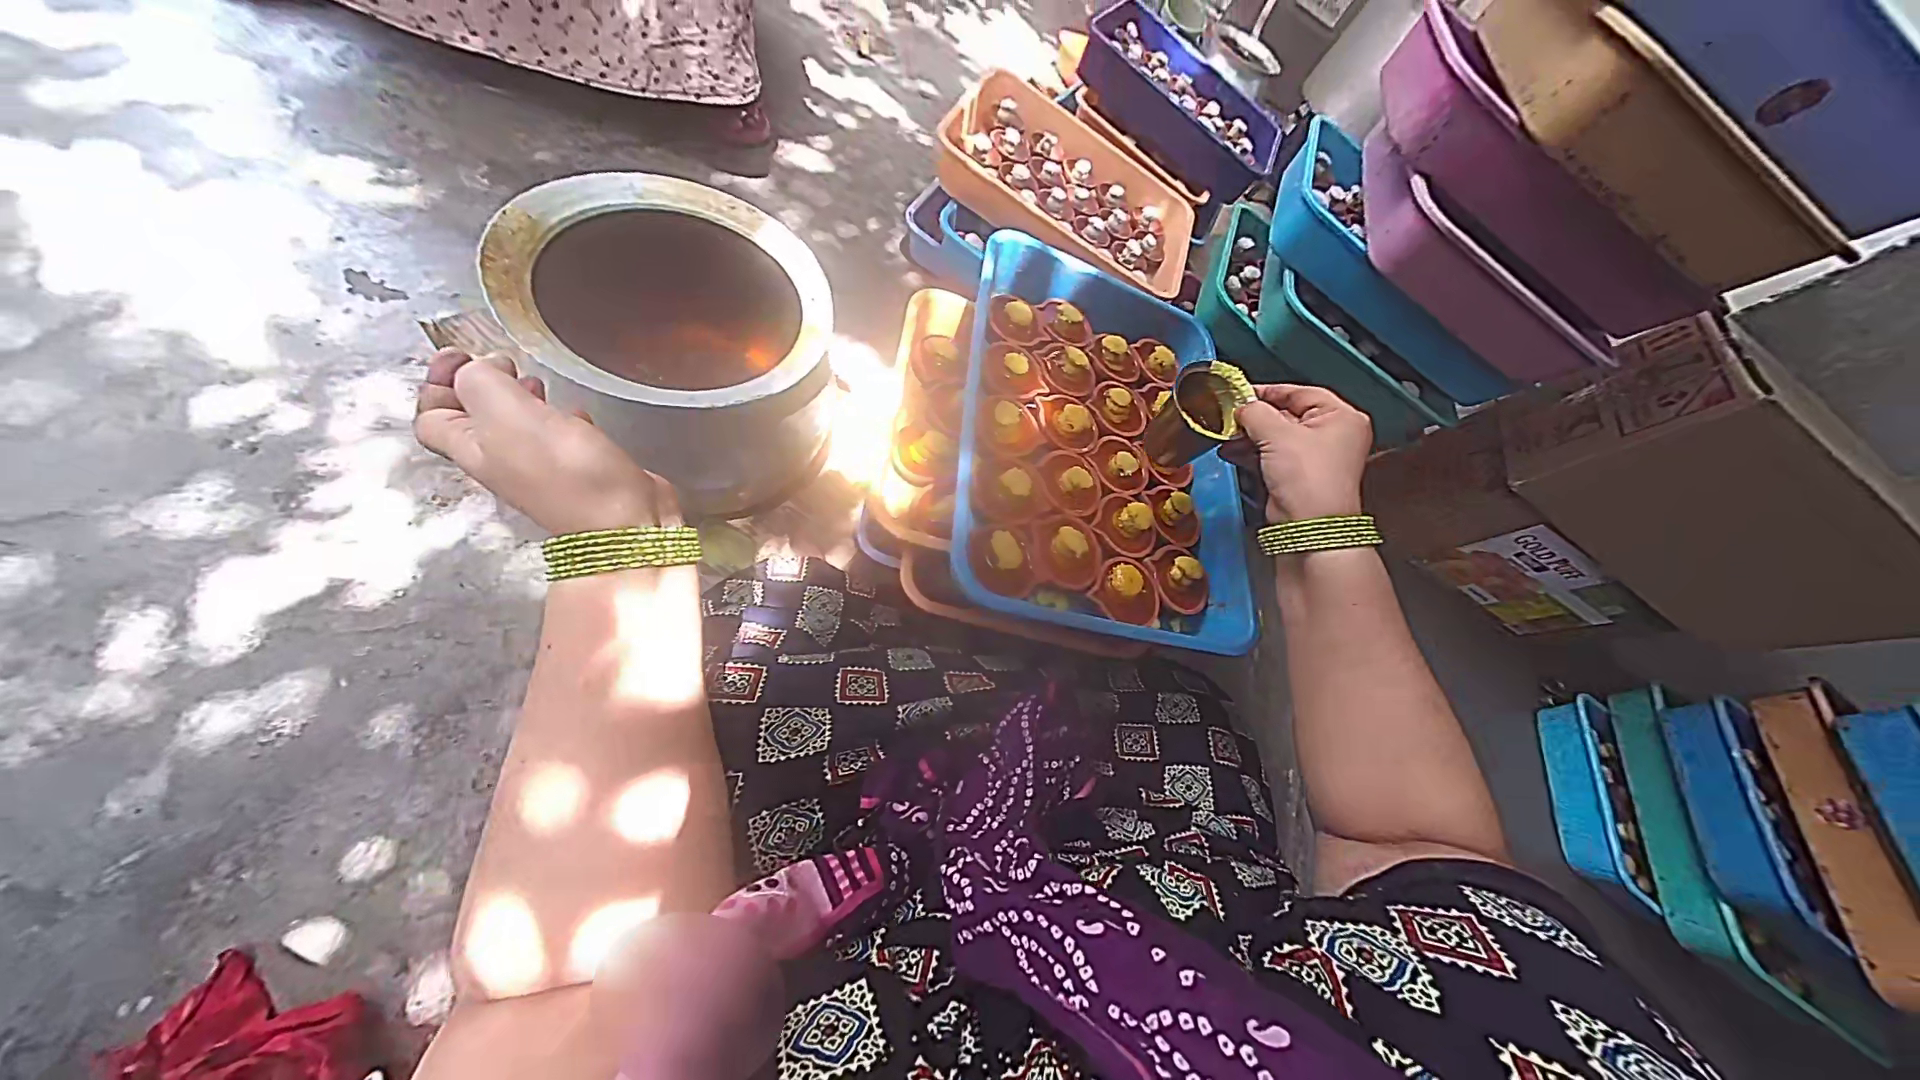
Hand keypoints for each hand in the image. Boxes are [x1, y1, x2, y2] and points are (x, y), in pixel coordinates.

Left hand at [414, 349, 680, 533]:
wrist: (627, 519)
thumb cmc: (566, 470)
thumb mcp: (506, 412)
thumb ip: (480, 381)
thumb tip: (483, 370)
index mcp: (473, 450)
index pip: (431, 415)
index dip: (438, 380)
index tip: (463, 353)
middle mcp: (503, 462)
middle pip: (476, 419)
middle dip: (484, 385)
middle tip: (506, 363)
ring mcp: (544, 469)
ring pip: (519, 426)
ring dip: (523, 399)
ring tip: (539, 382)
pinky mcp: (582, 470)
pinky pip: (561, 437)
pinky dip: (563, 418)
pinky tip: (579, 413)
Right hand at [1233, 384, 1370, 521]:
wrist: (1308, 524)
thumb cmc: (1308, 478)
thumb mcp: (1278, 434)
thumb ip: (1256, 412)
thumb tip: (1242, 405)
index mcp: (1341, 417)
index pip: (1301, 392)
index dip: (1270, 392)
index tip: (1243, 393)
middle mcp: (1332, 434)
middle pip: (1287, 414)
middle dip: (1256, 417)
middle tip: (1231, 414)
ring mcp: (1314, 456)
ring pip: (1276, 436)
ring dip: (1250, 435)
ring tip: (1228, 434)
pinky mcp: (1297, 475)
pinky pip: (1272, 455)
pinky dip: (1252, 451)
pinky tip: (1232, 450)